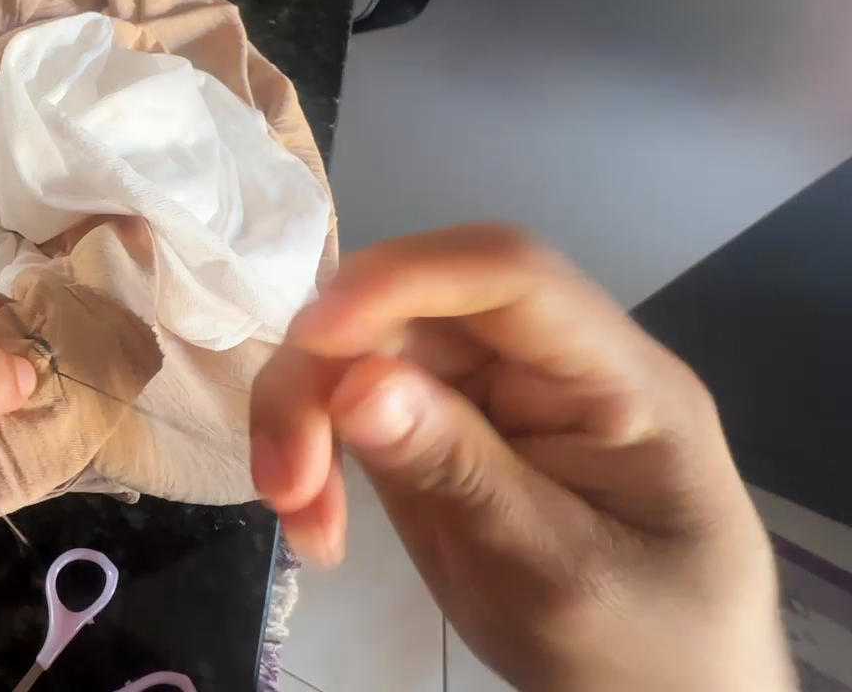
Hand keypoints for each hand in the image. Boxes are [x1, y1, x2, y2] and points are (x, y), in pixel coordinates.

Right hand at [250, 224, 792, 691]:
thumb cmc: (637, 648)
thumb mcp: (560, 577)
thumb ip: (461, 474)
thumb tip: (355, 386)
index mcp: (610, 376)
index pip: (505, 273)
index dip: (401, 282)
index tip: (314, 339)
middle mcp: (524, 356)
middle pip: (393, 310)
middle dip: (318, 378)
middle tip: (283, 474)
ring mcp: (461, 379)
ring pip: (341, 347)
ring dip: (296, 418)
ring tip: (294, 510)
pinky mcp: (406, 408)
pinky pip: (327, 393)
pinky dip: (299, 444)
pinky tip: (307, 514)